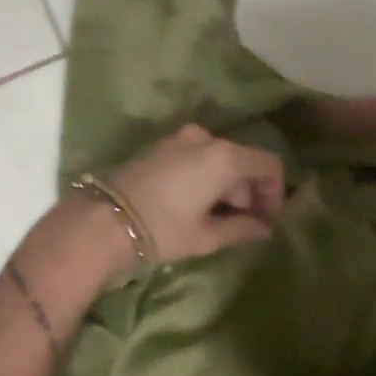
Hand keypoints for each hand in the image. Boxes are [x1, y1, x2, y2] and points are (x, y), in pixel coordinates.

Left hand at [106, 124, 285, 263]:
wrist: (100, 222)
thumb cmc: (161, 230)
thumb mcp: (205, 237)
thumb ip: (242, 229)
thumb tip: (264, 229)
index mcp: (224, 157)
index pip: (268, 164)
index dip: (276, 192)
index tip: (268, 219)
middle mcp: (205, 139)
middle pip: (243, 160)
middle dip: (250, 191)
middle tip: (246, 224)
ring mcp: (178, 139)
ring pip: (218, 158)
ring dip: (227, 185)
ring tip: (219, 219)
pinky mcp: (158, 147)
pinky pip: (196, 158)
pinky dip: (206, 177)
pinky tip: (196, 206)